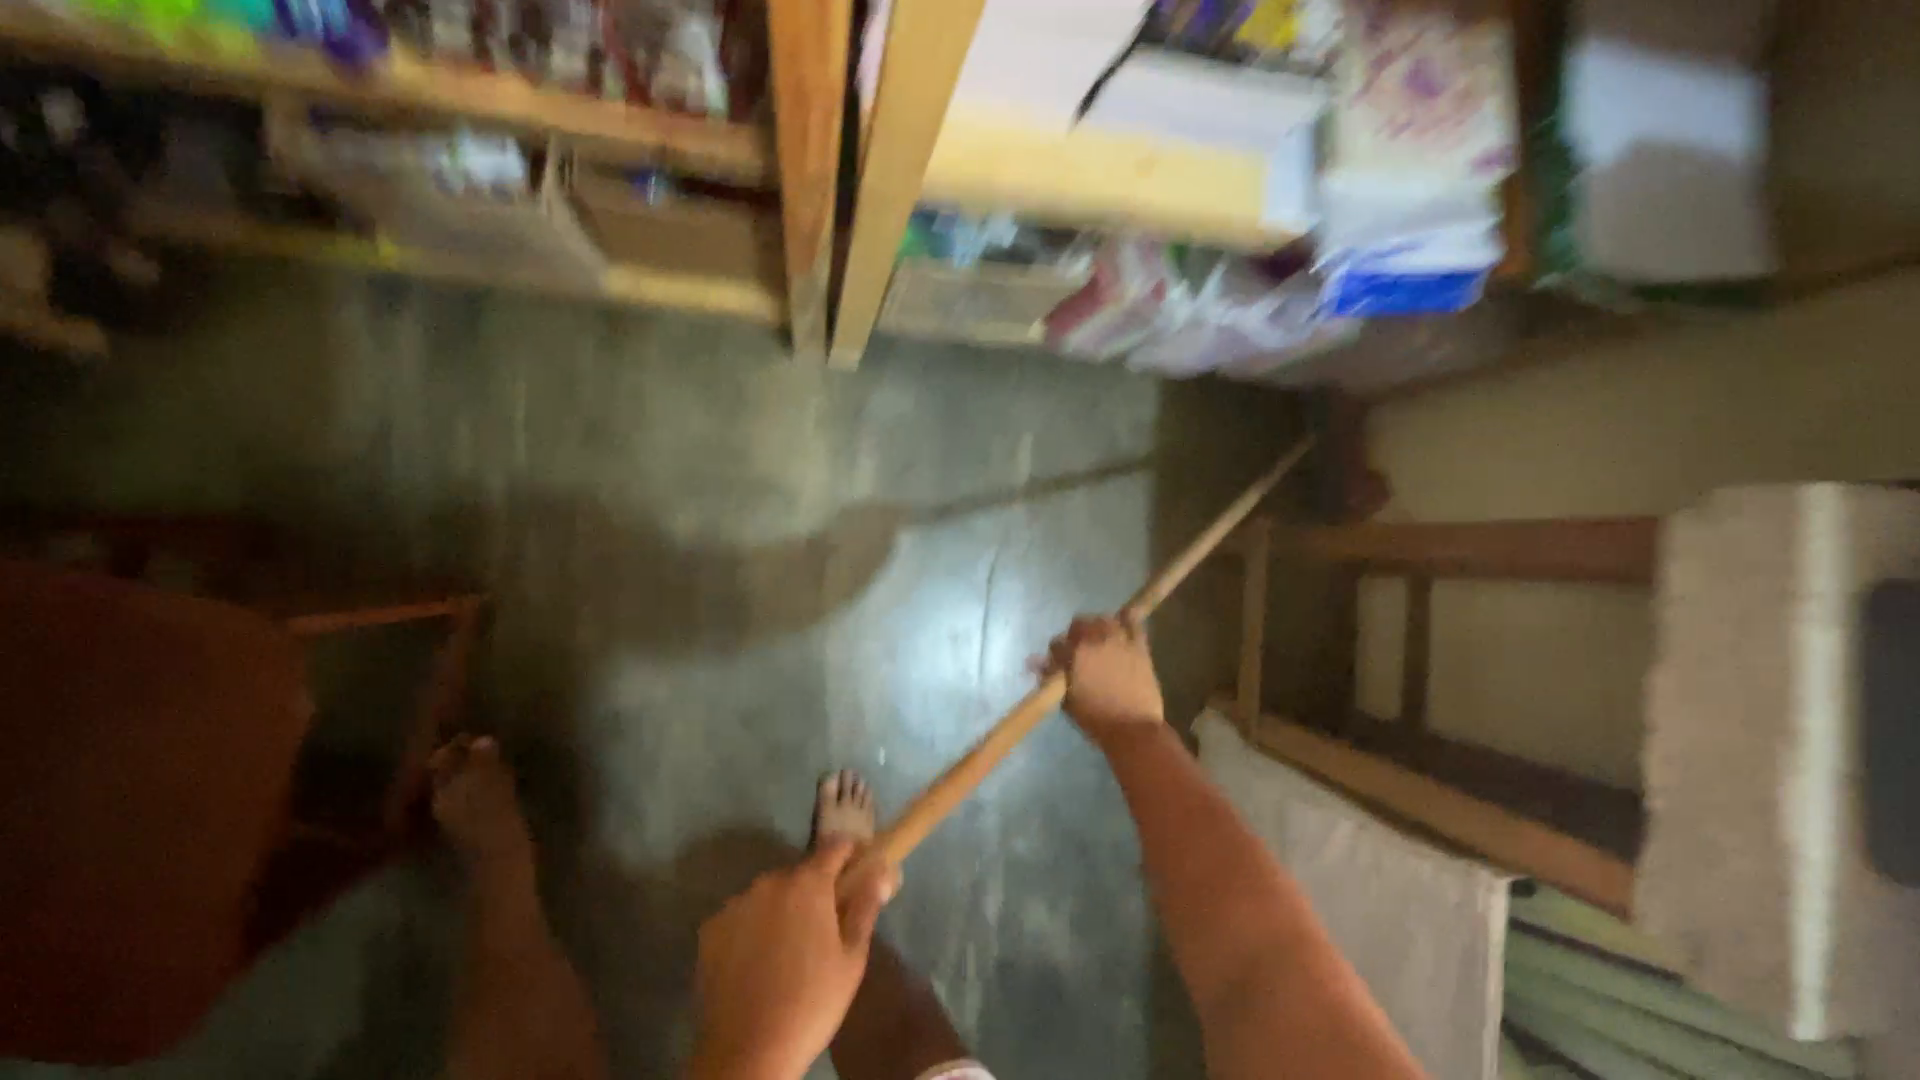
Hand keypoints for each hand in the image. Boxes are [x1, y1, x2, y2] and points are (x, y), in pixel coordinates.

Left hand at [688, 840, 898, 1079]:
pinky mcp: (710, 929)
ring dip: (781, 908)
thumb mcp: (851, 958)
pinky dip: (752, 928)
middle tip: (824, 926)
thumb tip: (881, 871)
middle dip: (815, 890)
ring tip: (788, 950)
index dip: (851, 853)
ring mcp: (735, 904)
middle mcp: (769, 883)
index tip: (860, 870)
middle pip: (799, 873)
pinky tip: (757, 962)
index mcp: (808, 884)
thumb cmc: (811, 1003)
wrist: (747, 1050)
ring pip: (768, 895)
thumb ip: (865, 907)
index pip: (835, 846)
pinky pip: (741, 916)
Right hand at [1045, 613, 1166, 744]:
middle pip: (1079, 623)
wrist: (1133, 728)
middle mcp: (1095, 641)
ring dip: (1099, 626)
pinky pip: (1133, 623)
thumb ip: (1052, 677)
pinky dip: (1128, 620)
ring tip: (1101, 639)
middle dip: (1076, 635)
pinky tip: (1124, 625)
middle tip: (1079, 650)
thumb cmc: (1096, 719)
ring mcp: (1119, 641)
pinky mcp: (1139, 646)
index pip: (1056, 644)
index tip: (1059, 663)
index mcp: (1074, 654)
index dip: (1056, 654)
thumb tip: (1034, 662)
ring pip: (1105, 619)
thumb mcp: (1067, 700)